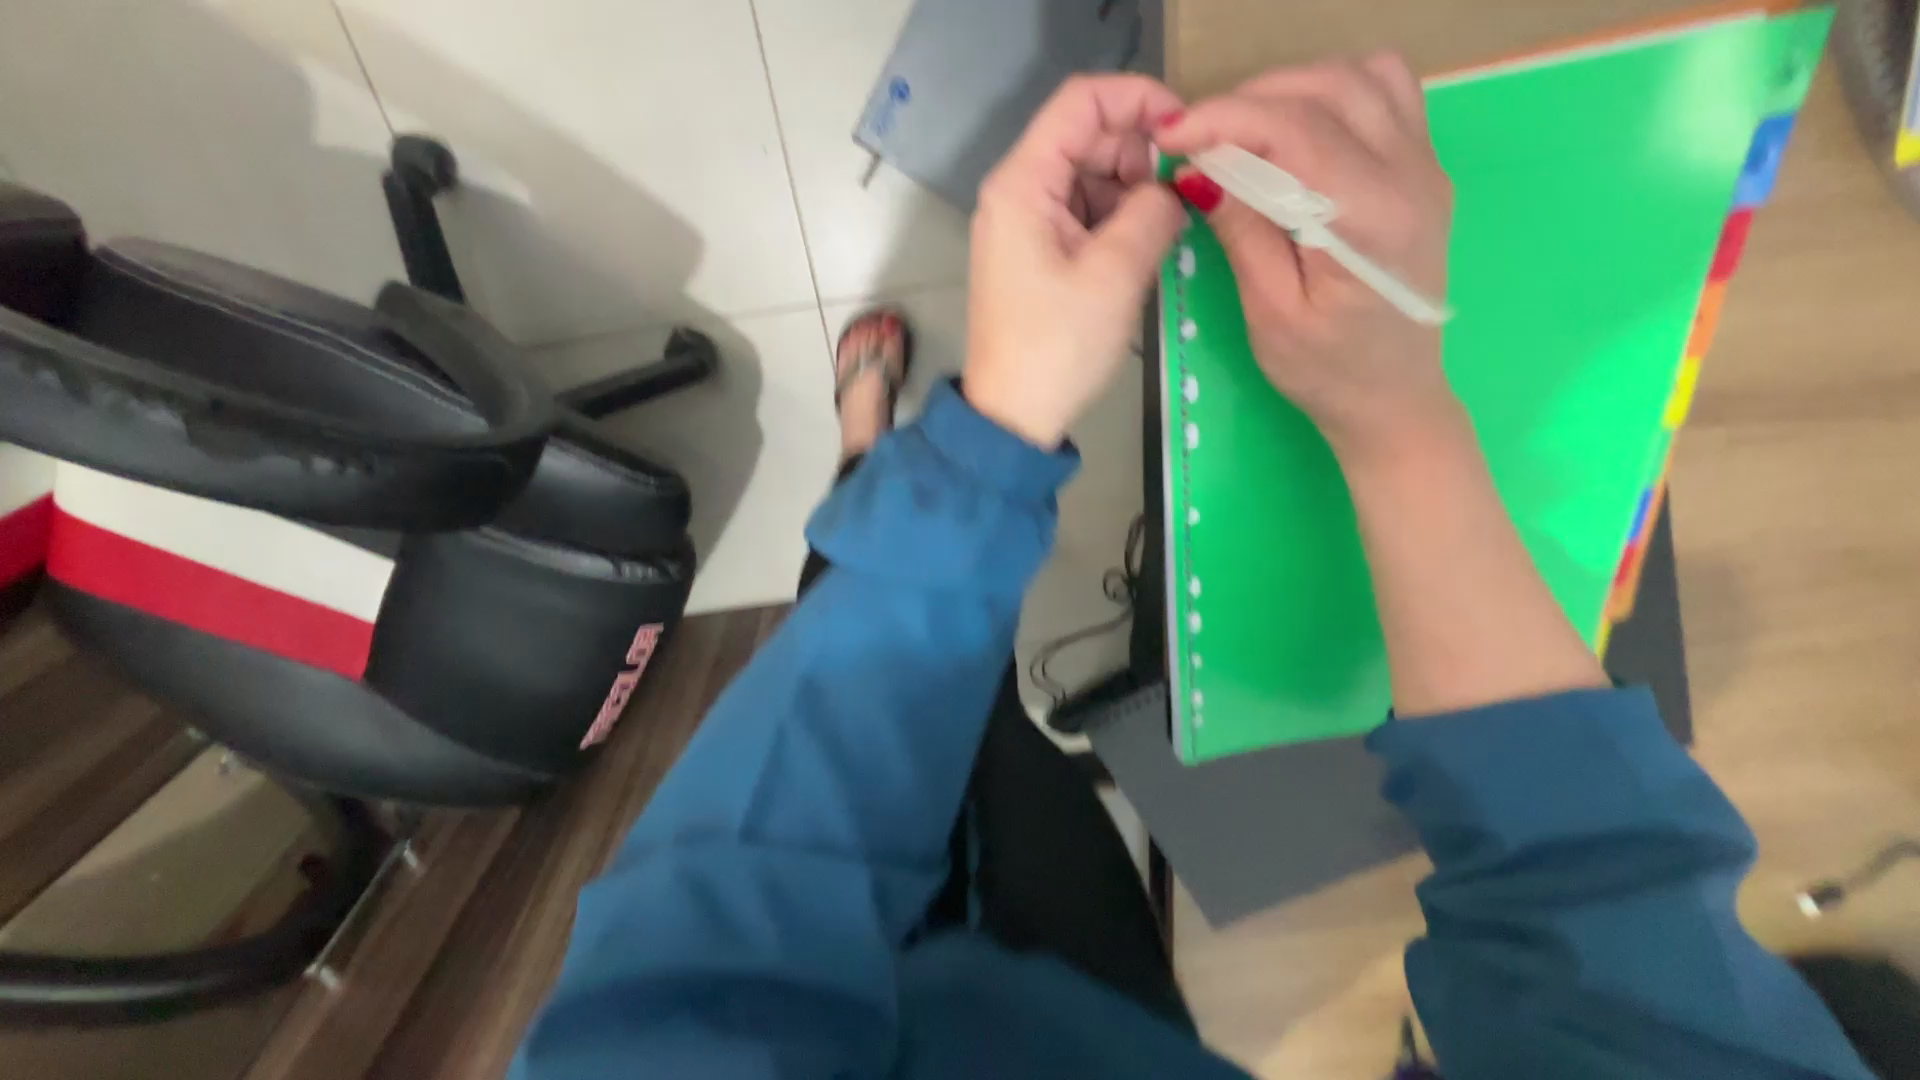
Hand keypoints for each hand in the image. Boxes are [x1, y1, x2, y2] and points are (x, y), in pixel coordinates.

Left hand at [965, 75, 1188, 447]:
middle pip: (1086, 137)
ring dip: (1132, 191)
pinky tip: (1141, 248)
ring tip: (1164, 228)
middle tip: (1182, 192)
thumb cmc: (1058, 347)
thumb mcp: (1115, 274)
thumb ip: (1154, 211)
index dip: (1139, 99)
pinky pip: (1082, 215)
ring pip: (1088, 177)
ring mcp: (1023, 226)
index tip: (1186, 130)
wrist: (1013, 417)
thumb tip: (1176, 188)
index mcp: (1023, 184)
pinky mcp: (1035, 255)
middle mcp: (1016, 193)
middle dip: (1139, 153)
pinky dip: (1116, 220)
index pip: (1082, 100)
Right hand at [1156, 56, 1459, 462]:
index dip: (1225, 118)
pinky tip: (1296, 131)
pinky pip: (1387, 93)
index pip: (1295, 129)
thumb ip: (1243, 233)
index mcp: (1371, 218)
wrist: (1393, 396)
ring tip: (1243, 131)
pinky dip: (1333, 94)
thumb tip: (1199, 171)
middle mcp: (1412, 174)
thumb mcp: (1272, 313)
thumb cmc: (1326, 371)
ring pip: (1362, 76)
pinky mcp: (1424, 169)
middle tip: (1200, 138)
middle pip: (1328, 87)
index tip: (1172, 135)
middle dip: (1251, 101)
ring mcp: (1427, 165)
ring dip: (1293, 89)